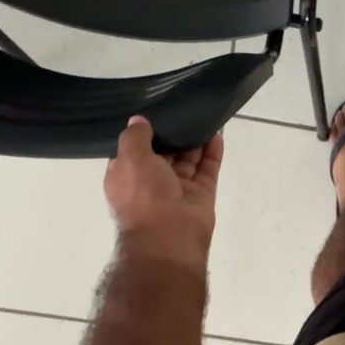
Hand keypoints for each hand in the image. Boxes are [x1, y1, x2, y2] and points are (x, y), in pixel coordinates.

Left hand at [104, 117, 224, 272]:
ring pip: (188, 160)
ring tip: (202, 115)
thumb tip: (139, 120)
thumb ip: (135, 137)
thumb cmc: (143, 195)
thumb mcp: (130, 158)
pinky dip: (212, 153)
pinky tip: (217, 133)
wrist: (170, 236)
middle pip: (164, 154)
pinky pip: (207, 169)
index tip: (153, 112)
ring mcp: (178, 189)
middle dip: (172, 134)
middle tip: (182, 108)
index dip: (143, 133)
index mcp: (126, 176)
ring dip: (195, 140)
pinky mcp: (201, 195)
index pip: (134, 151)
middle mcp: (151, 183)